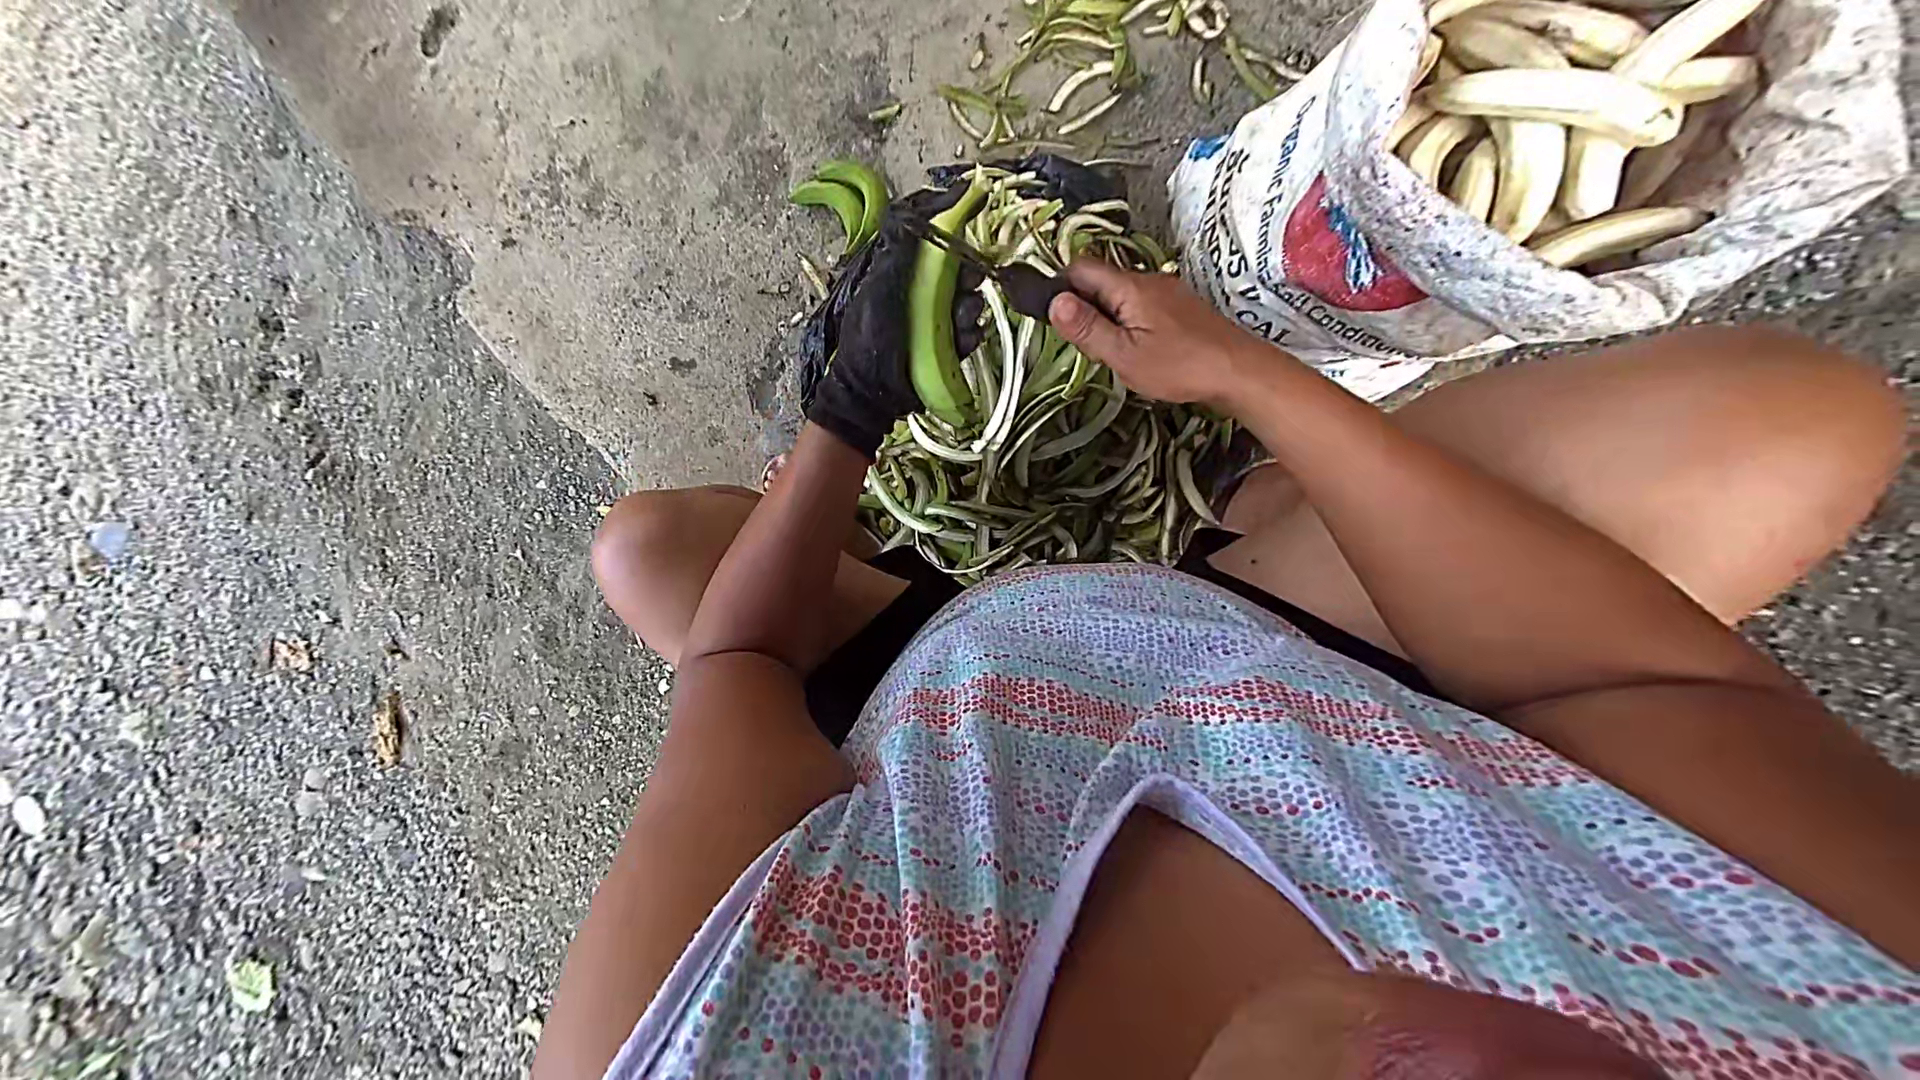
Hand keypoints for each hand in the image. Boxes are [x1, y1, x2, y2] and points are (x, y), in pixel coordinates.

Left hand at [806, 187, 983, 456]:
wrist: (871, 395)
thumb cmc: (869, 340)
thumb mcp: (881, 290)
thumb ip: (902, 253)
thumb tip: (925, 210)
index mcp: (902, 272)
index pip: (932, 239)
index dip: (952, 223)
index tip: (975, 205)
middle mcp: (921, 292)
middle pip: (958, 272)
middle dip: (968, 275)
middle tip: (972, 283)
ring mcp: (936, 321)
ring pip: (968, 303)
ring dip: (970, 310)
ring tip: (961, 322)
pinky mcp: (948, 347)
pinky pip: (969, 335)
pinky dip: (970, 337)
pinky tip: (963, 341)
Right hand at [1047, 260, 1288, 407]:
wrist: (1238, 372)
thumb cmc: (1179, 366)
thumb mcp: (1123, 354)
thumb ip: (1087, 328)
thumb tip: (1054, 301)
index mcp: (1129, 287)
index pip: (1081, 268)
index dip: (1060, 286)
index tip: (1051, 316)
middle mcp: (1148, 280)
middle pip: (1100, 281)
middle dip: (1082, 307)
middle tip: (1080, 343)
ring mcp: (1167, 293)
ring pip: (1120, 296)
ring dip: (1105, 317)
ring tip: (1107, 352)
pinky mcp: (1179, 309)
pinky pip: (1140, 306)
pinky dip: (1127, 322)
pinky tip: (1134, 349)